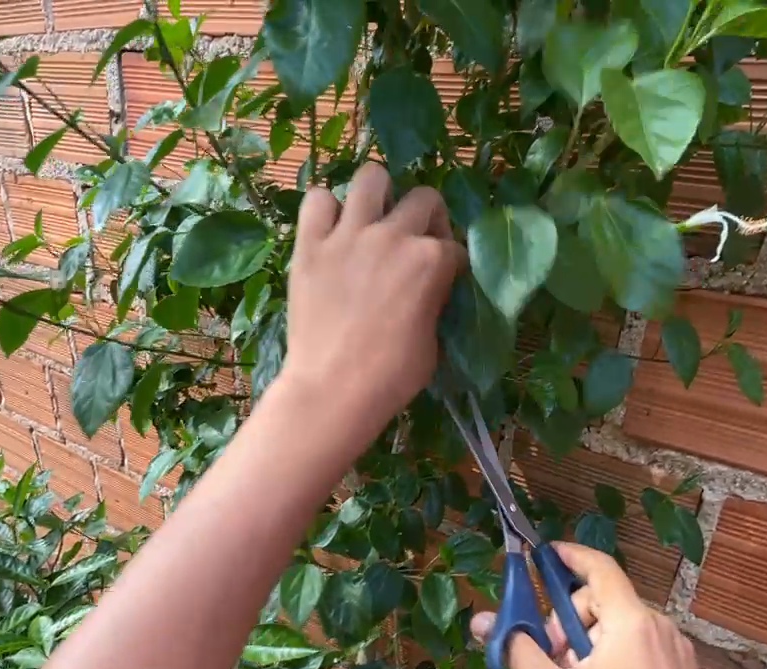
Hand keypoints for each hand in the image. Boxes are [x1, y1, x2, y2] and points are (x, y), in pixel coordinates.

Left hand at [280, 162, 464, 444]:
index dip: (451, 264)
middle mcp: (394, 236)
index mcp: (432, 262)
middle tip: (414, 246)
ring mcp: (350, 235)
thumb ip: (434, 306)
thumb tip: (429, 295)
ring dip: (378, 195)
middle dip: (427, 220)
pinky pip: (317, 201)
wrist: (332, 392)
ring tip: (373, 221)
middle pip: (424, 200)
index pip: (455, 247)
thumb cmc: (390, 379)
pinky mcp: (311, 245)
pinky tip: (330, 233)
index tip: (442, 279)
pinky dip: (325, 211)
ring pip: (371, 177)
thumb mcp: (432, 346)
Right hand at [470, 543, 712, 668]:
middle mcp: (660, 626)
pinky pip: (642, 646)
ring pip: (621, 626)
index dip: (571, 555)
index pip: (600, 567)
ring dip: (591, 642)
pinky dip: (616, 656)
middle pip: (604, 601)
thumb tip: (484, 622)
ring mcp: (677, 650)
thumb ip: (516, 650)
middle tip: (553, 658)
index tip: (545, 554)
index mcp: (631, 622)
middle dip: (570, 621)